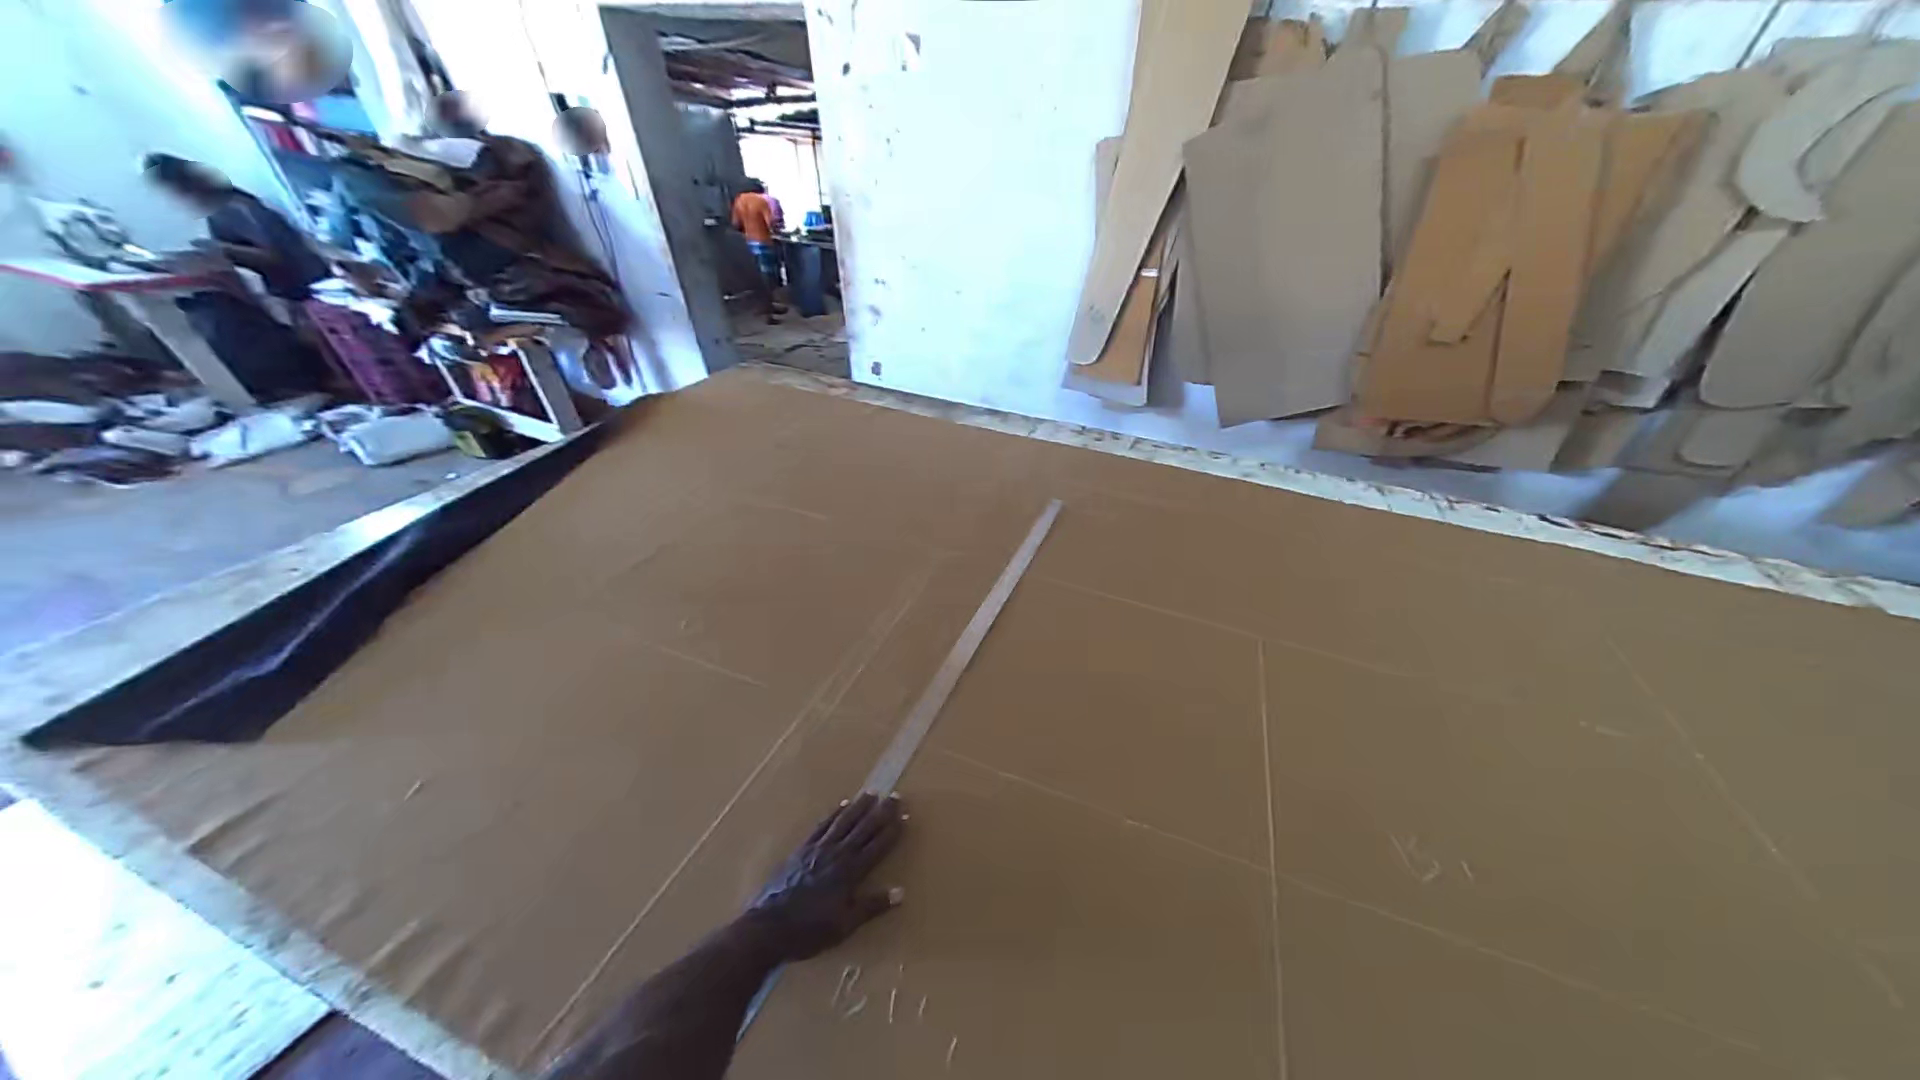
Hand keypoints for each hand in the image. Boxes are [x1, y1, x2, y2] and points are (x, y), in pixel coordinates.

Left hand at [748, 793, 905, 960]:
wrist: (769, 927)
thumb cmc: (810, 930)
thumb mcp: (845, 925)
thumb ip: (872, 906)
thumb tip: (900, 892)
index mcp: (851, 872)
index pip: (878, 846)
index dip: (892, 831)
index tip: (905, 815)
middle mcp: (838, 854)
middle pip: (864, 828)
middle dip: (881, 812)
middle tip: (895, 795)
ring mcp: (819, 848)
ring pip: (844, 821)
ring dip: (859, 806)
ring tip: (872, 793)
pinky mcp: (802, 849)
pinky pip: (822, 825)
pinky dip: (834, 813)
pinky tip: (842, 804)